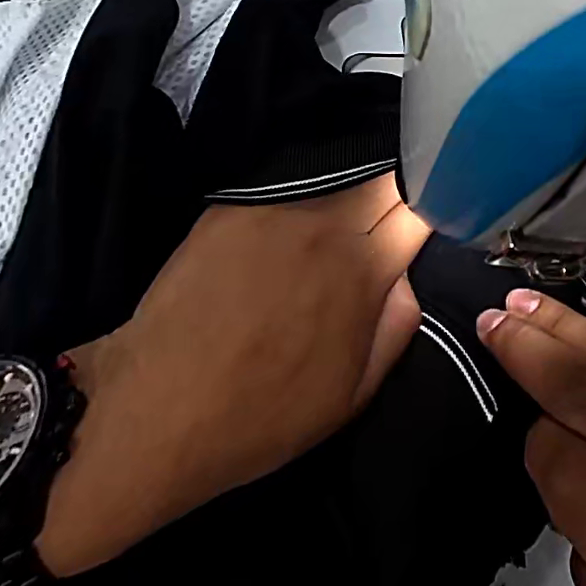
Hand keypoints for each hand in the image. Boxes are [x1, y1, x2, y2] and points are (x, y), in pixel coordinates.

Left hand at [36, 175, 428, 574]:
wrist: (156, 409)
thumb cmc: (262, 414)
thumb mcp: (353, 394)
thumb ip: (398, 324)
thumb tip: (403, 273)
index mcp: (364, 270)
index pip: (418, 206)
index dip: (428, 209)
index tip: (420, 219)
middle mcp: (326, 226)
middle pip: (382, 176)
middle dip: (393, 190)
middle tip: (379, 216)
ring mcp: (276, 209)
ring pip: (335, 172)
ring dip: (347, 188)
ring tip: (335, 215)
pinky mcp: (232, 206)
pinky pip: (285, 181)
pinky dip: (301, 192)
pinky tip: (289, 217)